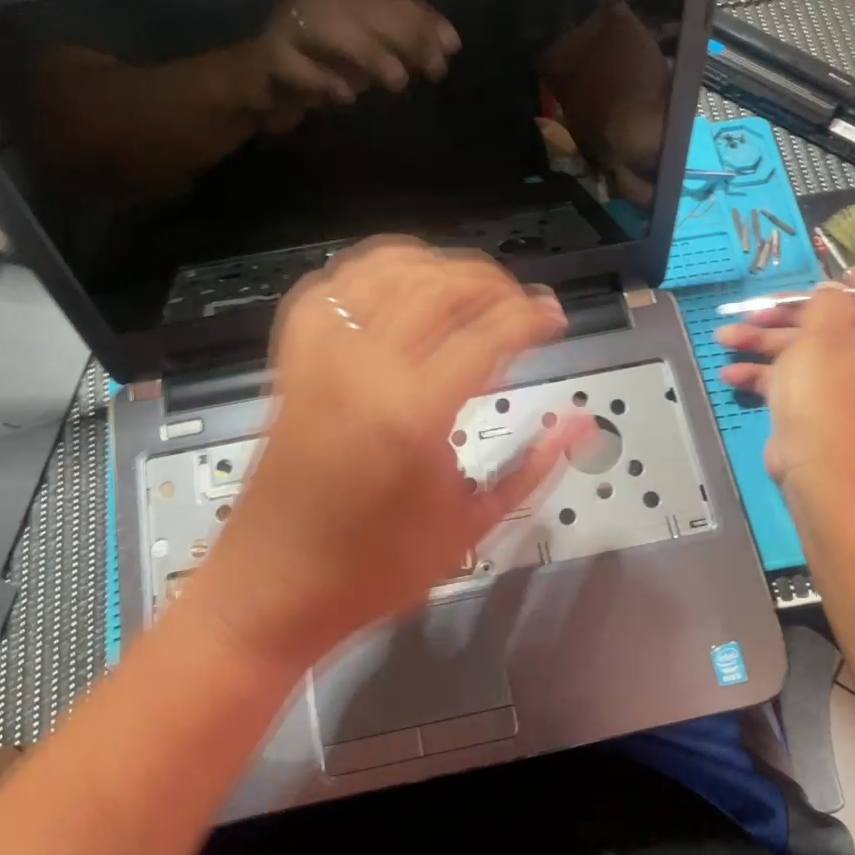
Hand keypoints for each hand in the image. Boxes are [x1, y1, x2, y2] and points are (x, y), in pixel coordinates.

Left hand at [194, 238, 584, 672]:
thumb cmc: (374, 569)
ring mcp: (319, 357)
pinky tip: (398, 290)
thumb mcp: (467, 525)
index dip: (532, 315)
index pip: (490, 332)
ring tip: (467, 290)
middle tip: (520, 303)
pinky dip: (370, 274)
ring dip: (436, 267)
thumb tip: (582, 423)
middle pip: (441, 285)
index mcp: (413, 413)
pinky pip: (330, 288)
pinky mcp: (291, 361)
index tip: (555, 316)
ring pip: (385, 270)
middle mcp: (363, 367)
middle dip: (493, 282)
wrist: (273, 588)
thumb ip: (532, 465)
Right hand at [244, 0, 460, 127]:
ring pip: (332, 31)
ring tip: (399, 81)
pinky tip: (347, 97)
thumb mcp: (363, 59)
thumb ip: (399, 49)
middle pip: (366, 9)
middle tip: (435, 69)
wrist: (255, 87)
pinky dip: (322, 81)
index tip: (453, 46)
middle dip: (406, 36)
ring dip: (370, 54)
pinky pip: (296, 67)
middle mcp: (315, 1)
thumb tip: (447, 49)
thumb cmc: (316, 71)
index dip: (423, 18)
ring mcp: (289, 27)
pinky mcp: (269, 59)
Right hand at [714, 267, 854, 515]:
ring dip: (764, 340)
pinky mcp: (815, 410)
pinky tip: (730, 374)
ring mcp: (842, 387)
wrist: (824, 475)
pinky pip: (790, 381)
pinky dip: (761, 375)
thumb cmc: (829, 398)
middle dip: (791, 313)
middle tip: (755, 310)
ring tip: (725, 338)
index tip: (844, 278)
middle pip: (837, 321)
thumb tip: (830, 294)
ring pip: (805, 350)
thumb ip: (826, 304)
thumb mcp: (823, 337)